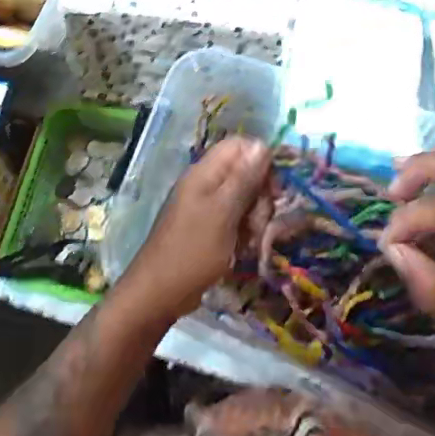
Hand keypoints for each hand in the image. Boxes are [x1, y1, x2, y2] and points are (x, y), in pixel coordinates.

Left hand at [118, 137, 272, 320]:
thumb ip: (244, 178)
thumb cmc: (193, 249)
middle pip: (244, 172)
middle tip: (259, 222)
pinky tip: (244, 248)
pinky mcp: (207, 225)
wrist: (160, 290)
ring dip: (254, 217)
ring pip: (243, 197)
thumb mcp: (224, 212)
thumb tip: (263, 145)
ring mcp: (205, 204)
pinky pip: (234, 217)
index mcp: (205, 172)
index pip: (240, 146)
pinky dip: (243, 231)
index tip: (273, 190)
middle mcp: (205, 182)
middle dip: (260, 196)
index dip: (261, 161)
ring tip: (251, 240)